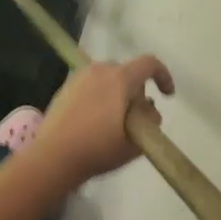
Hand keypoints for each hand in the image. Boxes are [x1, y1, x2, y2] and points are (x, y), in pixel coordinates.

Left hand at [29, 55, 174, 185]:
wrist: (53, 156)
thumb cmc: (98, 148)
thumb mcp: (135, 141)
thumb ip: (150, 121)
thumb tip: (148, 111)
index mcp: (119, 78)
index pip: (149, 64)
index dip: (163, 76)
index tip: (166, 95)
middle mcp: (98, 70)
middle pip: (126, 72)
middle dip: (136, 91)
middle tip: (136, 117)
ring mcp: (78, 77)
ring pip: (107, 79)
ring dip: (117, 94)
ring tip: (115, 121)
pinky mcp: (64, 88)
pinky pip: (90, 86)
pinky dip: (99, 97)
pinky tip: (95, 121)